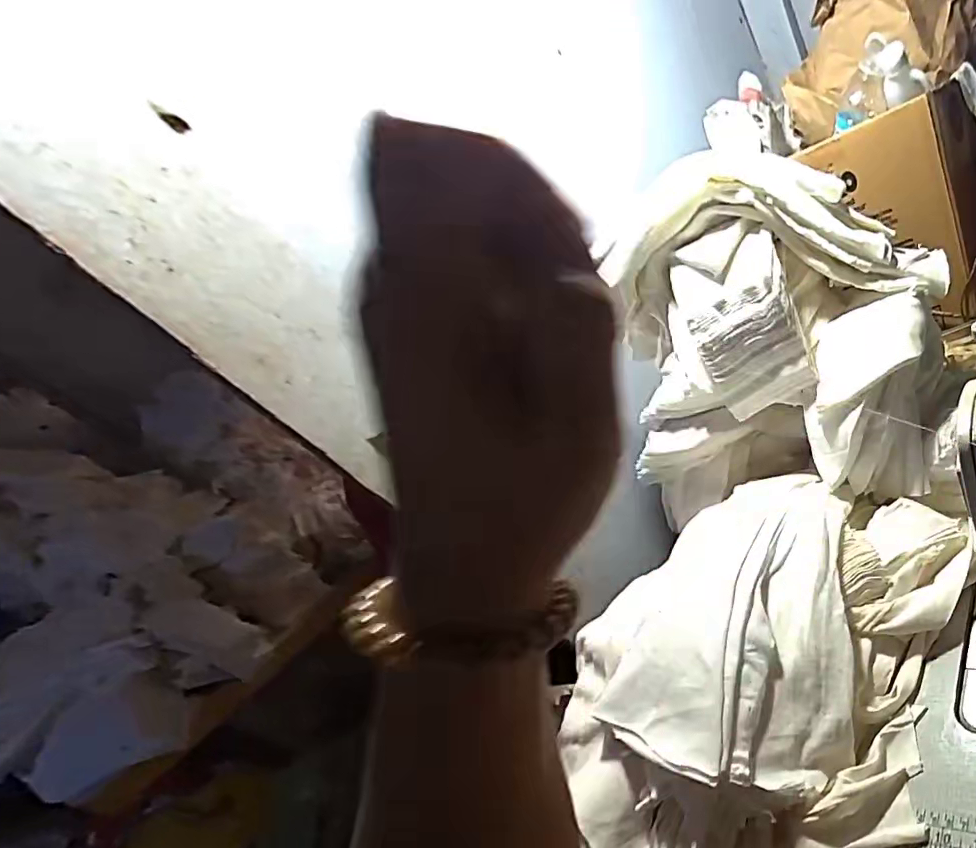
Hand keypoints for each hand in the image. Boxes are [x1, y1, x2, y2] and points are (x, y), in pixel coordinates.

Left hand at [360, 115, 619, 626]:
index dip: (529, 188)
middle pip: (446, 165)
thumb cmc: (529, 506)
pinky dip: (514, 268)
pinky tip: (547, 334)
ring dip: (526, 242)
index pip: (451, 158)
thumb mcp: (580, 436)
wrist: (469, 560)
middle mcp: (395, 282)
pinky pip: (460, 248)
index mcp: (429, 302)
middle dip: (529, 209)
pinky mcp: (415, 323)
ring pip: (454, 204)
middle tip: (579, 293)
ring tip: (568, 321)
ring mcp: (398, 300)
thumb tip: (574, 267)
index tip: (581, 260)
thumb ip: (580, 340)